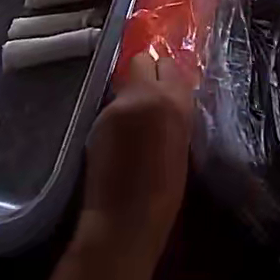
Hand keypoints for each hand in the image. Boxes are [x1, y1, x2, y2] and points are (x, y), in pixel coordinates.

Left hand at [74, 52, 193, 266]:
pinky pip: (111, 106)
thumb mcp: (182, 141)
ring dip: (130, 95)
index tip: (167, 86)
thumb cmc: (166, 190)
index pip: (170, 64)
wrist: (125, 219)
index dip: (167, 74)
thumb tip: (168, 97)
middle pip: (141, 60)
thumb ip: (175, 111)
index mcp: (175, 100)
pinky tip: (119, 140)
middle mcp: (145, 94)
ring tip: (133, 123)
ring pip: (123, 83)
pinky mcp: (96, 120)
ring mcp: (117, 106)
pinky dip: (116, 116)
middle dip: (145, 72)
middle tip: (148, 94)